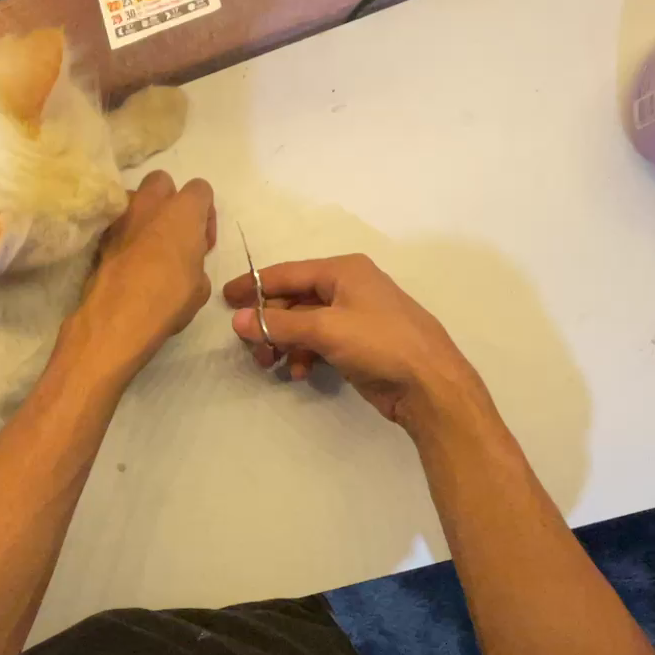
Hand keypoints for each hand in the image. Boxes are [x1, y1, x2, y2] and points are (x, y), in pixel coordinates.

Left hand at [62, 171, 216, 382]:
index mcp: (183, 210)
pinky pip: (115, 225)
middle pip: (162, 183)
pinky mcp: (99, 238)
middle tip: (174, 237)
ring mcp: (120, 218)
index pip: (201, 190)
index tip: (203, 244)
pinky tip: (128, 264)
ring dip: (143, 217)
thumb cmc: (169, 299)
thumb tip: (186, 267)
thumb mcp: (200, 288)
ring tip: (147, 249)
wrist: (119, 318)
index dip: (205, 215)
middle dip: (169, 203)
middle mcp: (149, 203)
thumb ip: (196, 265)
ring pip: (134, 200)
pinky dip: (123, 237)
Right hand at [224, 254, 487, 432]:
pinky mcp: (355, 344)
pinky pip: (317, 343)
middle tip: (254, 350)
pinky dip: (304, 356)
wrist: (429, 383)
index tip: (225, 300)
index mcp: (343, 271)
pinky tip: (302, 373)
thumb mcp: (326, 328)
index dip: (254, 286)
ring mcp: (352, 317)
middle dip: (270, 324)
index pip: (287, 273)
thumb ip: (280, 323)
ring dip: (284, 344)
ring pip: (303, 325)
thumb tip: (240, 320)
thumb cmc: (380, 343)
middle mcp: (346, 288)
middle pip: (293, 300)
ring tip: (274, 366)